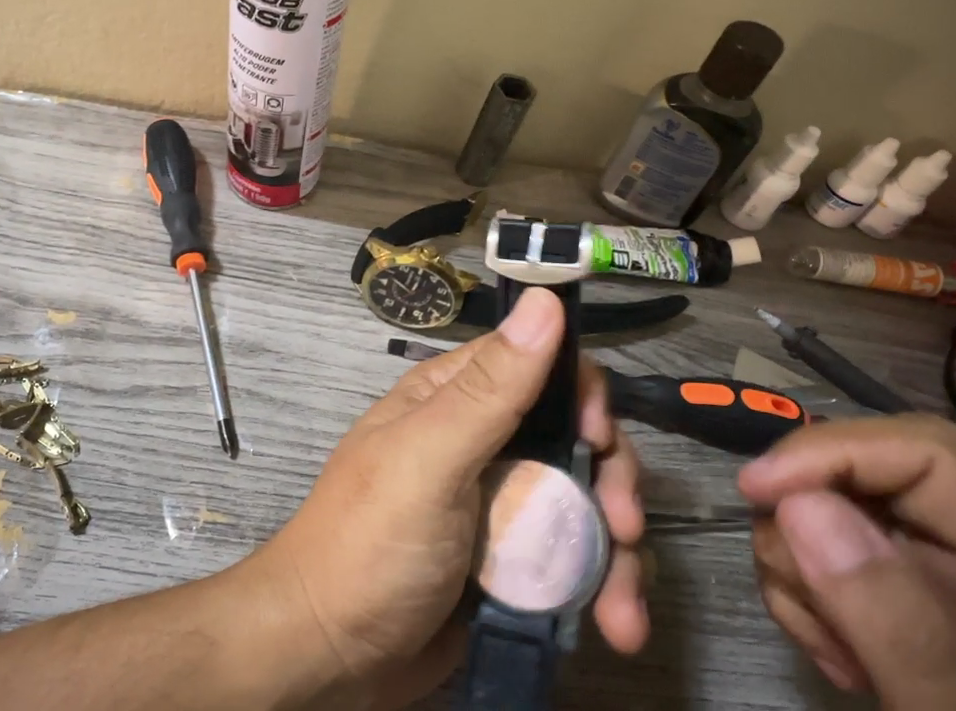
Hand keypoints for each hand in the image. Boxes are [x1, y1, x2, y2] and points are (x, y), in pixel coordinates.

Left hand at [239, 286, 648, 707]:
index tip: (597, 439)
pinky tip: (617, 627)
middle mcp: (483, 444)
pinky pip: (577, 558)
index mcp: (452, 401)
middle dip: (611, 480)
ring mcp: (502, 507)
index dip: (580, 393)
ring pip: (586, 502)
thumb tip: (544, 298)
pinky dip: (604, 589)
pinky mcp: (515, 564)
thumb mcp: (427, 460)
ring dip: (618, 552)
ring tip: (624, 612)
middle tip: (625, 527)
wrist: (331, 656)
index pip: (537, 366)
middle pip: (574, 437)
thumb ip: (489, 389)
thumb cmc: (369, 546)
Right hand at [738, 414, 955, 710]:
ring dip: (798, 567)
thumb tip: (798, 506)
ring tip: (834, 650)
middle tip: (796, 590)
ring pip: (828, 508)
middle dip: (806, 515)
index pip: (932, 457)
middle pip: (870, 472)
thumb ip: (901, 629)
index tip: (757, 491)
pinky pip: (814, 554)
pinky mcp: (890, 599)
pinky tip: (835, 658)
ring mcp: (934, 578)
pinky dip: (798, 597)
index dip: (837, 453)